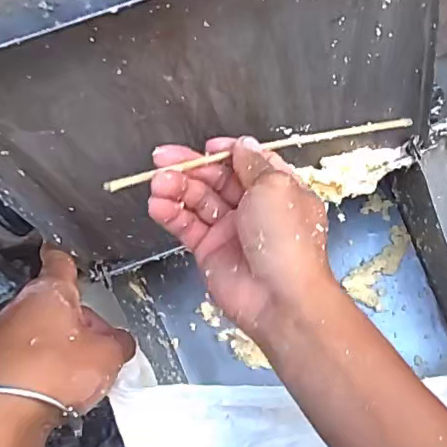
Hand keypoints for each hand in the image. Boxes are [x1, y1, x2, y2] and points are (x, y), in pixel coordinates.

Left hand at [0, 245, 134, 419]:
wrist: (2, 412)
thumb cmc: (54, 373)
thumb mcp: (108, 357)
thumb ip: (120, 343)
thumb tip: (120, 341)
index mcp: (50, 293)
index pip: (60, 263)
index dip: (66, 258)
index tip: (63, 252)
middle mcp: (20, 307)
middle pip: (54, 305)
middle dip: (75, 321)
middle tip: (97, 344)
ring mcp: (0, 335)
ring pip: (37, 332)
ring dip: (57, 346)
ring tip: (76, 374)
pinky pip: (23, 358)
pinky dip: (38, 369)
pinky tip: (51, 389)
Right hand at [147, 136, 334, 335]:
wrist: (282, 300)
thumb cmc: (289, 244)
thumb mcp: (275, 187)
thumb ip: (253, 164)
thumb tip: (242, 146)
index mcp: (278, 190)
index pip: (247, 163)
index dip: (226, 152)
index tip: (207, 147)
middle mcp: (255, 209)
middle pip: (217, 179)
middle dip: (191, 167)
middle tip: (164, 159)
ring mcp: (232, 231)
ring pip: (198, 201)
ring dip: (175, 188)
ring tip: (158, 183)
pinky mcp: (211, 252)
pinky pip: (186, 226)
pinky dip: (170, 213)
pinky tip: (157, 205)